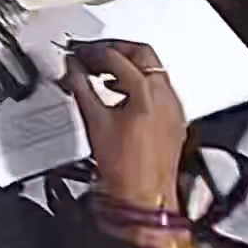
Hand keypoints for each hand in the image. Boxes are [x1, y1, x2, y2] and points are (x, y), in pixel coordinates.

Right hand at [61, 40, 188, 209]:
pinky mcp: (175, 118)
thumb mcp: (94, 120)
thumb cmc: (124, 169)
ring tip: (104, 68)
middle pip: (142, 53)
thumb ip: (81, 86)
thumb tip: (73, 69)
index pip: (116, 57)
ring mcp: (173, 108)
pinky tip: (121, 89)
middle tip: (94, 52)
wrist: (143, 199)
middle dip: (115, 48)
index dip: (92, 52)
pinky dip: (140, 80)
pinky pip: (160, 86)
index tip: (79, 54)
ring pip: (153, 67)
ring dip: (128, 63)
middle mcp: (165, 97)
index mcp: (145, 94)